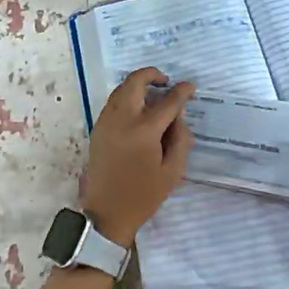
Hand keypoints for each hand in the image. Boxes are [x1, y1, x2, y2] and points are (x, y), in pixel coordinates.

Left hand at [82, 67, 195, 246]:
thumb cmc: (144, 195)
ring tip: (154, 94)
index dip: (182, 91)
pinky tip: (139, 109)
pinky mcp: (98, 129)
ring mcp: (106, 122)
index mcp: (144, 130)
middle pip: (135, 82)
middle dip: (152, 75)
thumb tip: (179, 115)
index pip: (167, 101)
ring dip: (138, 84)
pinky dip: (127, 96)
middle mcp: (122, 119)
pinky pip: (113, 102)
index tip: (191, 87)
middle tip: (166, 82)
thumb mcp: (173, 171)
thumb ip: (180, 138)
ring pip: (121, 89)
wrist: (106, 214)